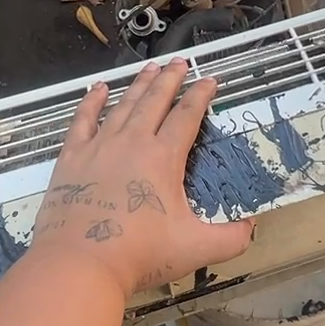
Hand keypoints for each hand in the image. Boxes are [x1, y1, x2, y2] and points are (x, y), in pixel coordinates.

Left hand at [30, 59, 254, 295]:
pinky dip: (91, 102)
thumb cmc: (139, 254)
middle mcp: (132, 142)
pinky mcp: (72, 157)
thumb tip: (252, 229)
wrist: (80, 263)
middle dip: (170, 79)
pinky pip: (82, 120)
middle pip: (154, 100)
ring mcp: (99, 146)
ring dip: (138, 84)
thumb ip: (230, 239)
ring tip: (149, 68)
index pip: (186, 116)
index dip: (200, 96)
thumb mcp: (195, 248)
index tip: (208, 80)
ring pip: (123, 105)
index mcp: (163, 157)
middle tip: (179, 62)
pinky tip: (96, 89)